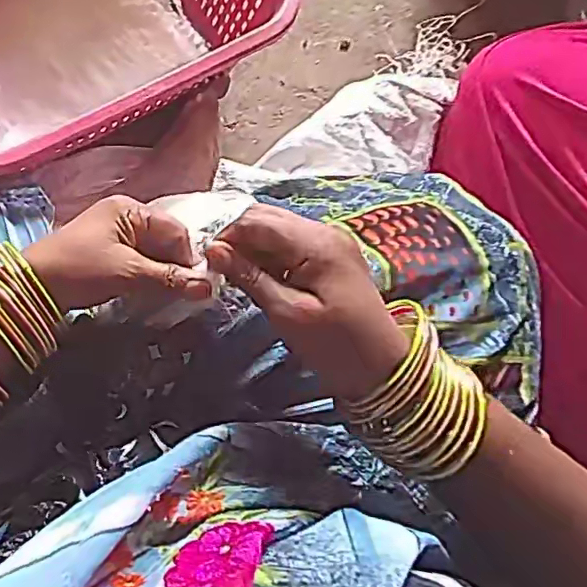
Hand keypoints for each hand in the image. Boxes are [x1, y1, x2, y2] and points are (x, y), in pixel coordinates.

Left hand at [22, 195, 211, 311]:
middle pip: (164, 240)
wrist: (32, 284)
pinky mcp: (104, 252)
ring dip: (161, 273)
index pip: (175, 230)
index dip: (188, 257)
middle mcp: (123, 215)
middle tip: (186, 294)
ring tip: (168, 295)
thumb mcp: (127, 272)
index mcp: (129, 209)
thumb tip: (207, 287)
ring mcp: (112, 233)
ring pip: (151, 253)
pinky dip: (145, 275)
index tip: (197, 286)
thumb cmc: (80, 269)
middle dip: (175, 266)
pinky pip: (136, 261)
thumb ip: (168, 278)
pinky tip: (149, 292)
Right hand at [205, 205, 408, 399]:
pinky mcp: (326, 254)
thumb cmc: (336, 346)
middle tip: (211, 263)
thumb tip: (213, 250)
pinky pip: (286, 242)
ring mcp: (327, 241)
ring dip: (248, 244)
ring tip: (227, 269)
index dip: (225, 234)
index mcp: (317, 243)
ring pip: (274, 227)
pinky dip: (264, 252)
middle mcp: (323, 231)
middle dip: (234, 235)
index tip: (203, 257)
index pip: (258, 221)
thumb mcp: (287, 313)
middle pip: (266, 217)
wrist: (383, 369)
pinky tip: (250, 272)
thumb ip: (250, 277)